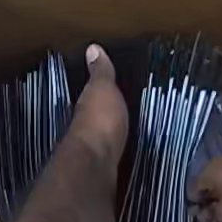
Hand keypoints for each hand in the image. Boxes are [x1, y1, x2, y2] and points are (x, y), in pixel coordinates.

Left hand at [66, 43, 127, 170]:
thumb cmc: (99, 122)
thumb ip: (100, 73)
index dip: (100, 99)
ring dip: (115, 144)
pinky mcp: (105, 174)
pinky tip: (133, 164)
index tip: (115, 97)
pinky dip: (121, 162)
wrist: (96, 165)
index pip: (90, 101)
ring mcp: (94, 155)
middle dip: (109, 123)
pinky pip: (115, 163)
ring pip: (105, 145)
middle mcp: (85, 132)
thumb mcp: (102, 90)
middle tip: (129, 118)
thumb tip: (92, 48)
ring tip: (136, 141)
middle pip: (97, 125)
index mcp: (85, 110)